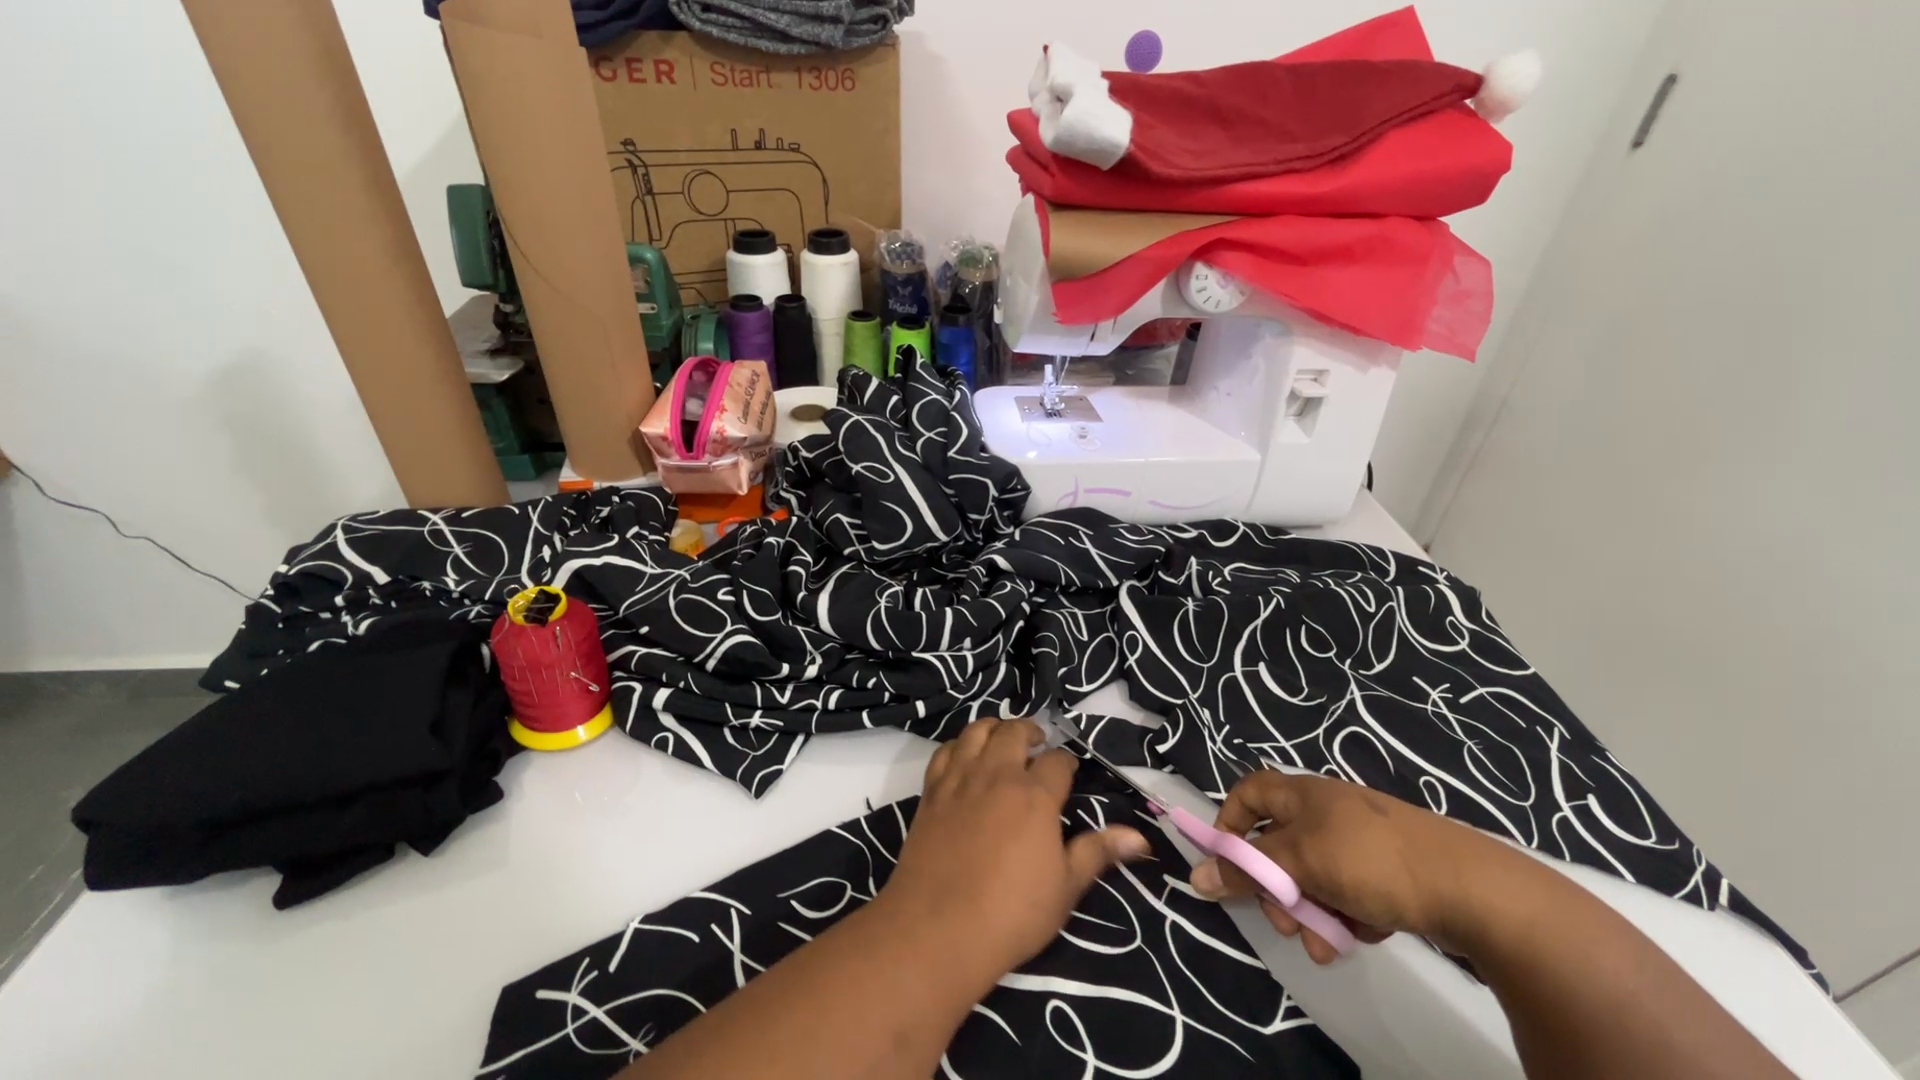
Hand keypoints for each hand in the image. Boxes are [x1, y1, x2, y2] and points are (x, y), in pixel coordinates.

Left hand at [876, 718, 1151, 980]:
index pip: (1057, 761)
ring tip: (1002, 741)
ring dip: (994, 729)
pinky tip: (965, 759)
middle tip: (1037, 745)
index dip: (1067, 763)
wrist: (937, 929)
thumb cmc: (1012, 913)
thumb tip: (1139, 837)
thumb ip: (1097, 852)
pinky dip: (958, 746)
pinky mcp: (930, 793)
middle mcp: (997, 776)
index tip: (1068, 774)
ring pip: (976, 732)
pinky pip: (944, 752)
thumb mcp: (1065, 887)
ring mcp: (959, 781)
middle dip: (1030, 733)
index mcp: (1035, 796)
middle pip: (1013, 733)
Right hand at [1190, 770, 1515, 962]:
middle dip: (1276, 889)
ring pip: (1313, 877)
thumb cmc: (1373, 861)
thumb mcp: (1301, 863)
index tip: (1228, 862)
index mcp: (1304, 795)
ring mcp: (1362, 841)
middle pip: (1279, 846)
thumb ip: (1248, 871)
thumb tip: (1195, 877)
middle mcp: (1329, 811)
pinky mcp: (1390, 872)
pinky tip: (1362, 935)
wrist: (1472, 888)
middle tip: (1285, 921)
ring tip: (1328, 944)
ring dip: (1311, 913)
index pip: (1250, 791)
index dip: (1231, 821)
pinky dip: (1346, 916)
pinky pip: (1348, 892)